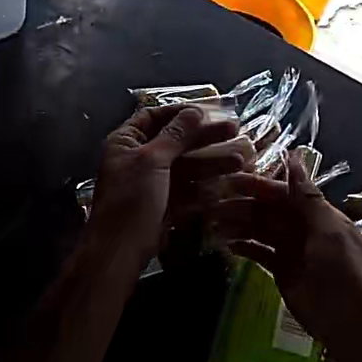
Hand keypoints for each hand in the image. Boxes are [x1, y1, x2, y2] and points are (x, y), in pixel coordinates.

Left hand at [91, 104, 248, 257]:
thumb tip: (194, 111)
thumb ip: (175, 135)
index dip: (180, 112)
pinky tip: (228, 182)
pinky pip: (188, 188)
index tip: (209, 110)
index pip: (154, 116)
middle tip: (235, 131)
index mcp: (126, 142)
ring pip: (186, 166)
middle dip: (204, 137)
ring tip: (240, 160)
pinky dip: (206, 185)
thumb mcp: (152, 160)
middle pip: (175, 141)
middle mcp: (138, 158)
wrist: (121, 250)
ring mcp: (153, 183)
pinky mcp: (165, 204)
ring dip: (211, 162)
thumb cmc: (131, 200)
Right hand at [203, 159, 361, 351]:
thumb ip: (308, 197)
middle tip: (211, 203)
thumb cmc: (342, 273)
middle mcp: (303, 228)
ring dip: (238, 224)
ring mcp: (292, 249)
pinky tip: (226, 244)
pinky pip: (259, 252)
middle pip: (267, 210)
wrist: (349, 324)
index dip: (257, 186)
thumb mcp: (328, 232)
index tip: (228, 180)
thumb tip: (294, 157)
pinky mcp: (282, 270)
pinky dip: (244, 247)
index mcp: (318, 215)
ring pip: (260, 230)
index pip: (282, 193)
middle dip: (241, 205)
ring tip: (212, 223)